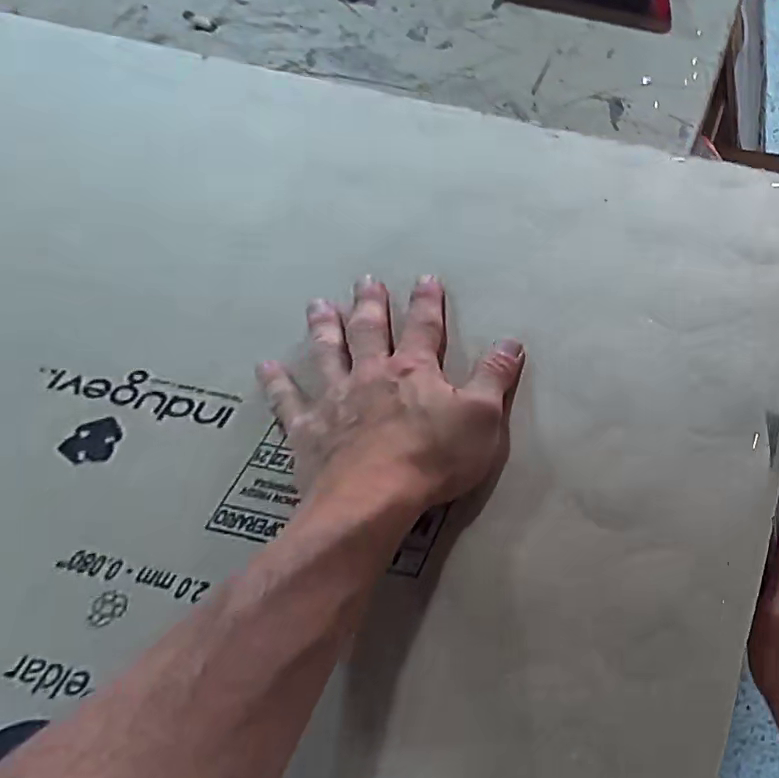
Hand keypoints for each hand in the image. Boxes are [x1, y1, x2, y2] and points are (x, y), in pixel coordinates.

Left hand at [256, 275, 524, 526]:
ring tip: (319, 306)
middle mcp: (372, 375)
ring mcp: (336, 400)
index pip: (425, 328)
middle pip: (370, 331)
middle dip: (371, 305)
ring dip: (324, 329)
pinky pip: (288, 400)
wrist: (372, 498)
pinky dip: (277, 383)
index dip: (428, 303)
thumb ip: (494, 377)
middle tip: (366, 281)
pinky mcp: (308, 430)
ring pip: (328, 354)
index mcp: (415, 371)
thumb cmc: (436, 457)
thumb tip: (511, 340)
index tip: (426, 279)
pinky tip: (267, 367)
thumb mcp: (483, 417)